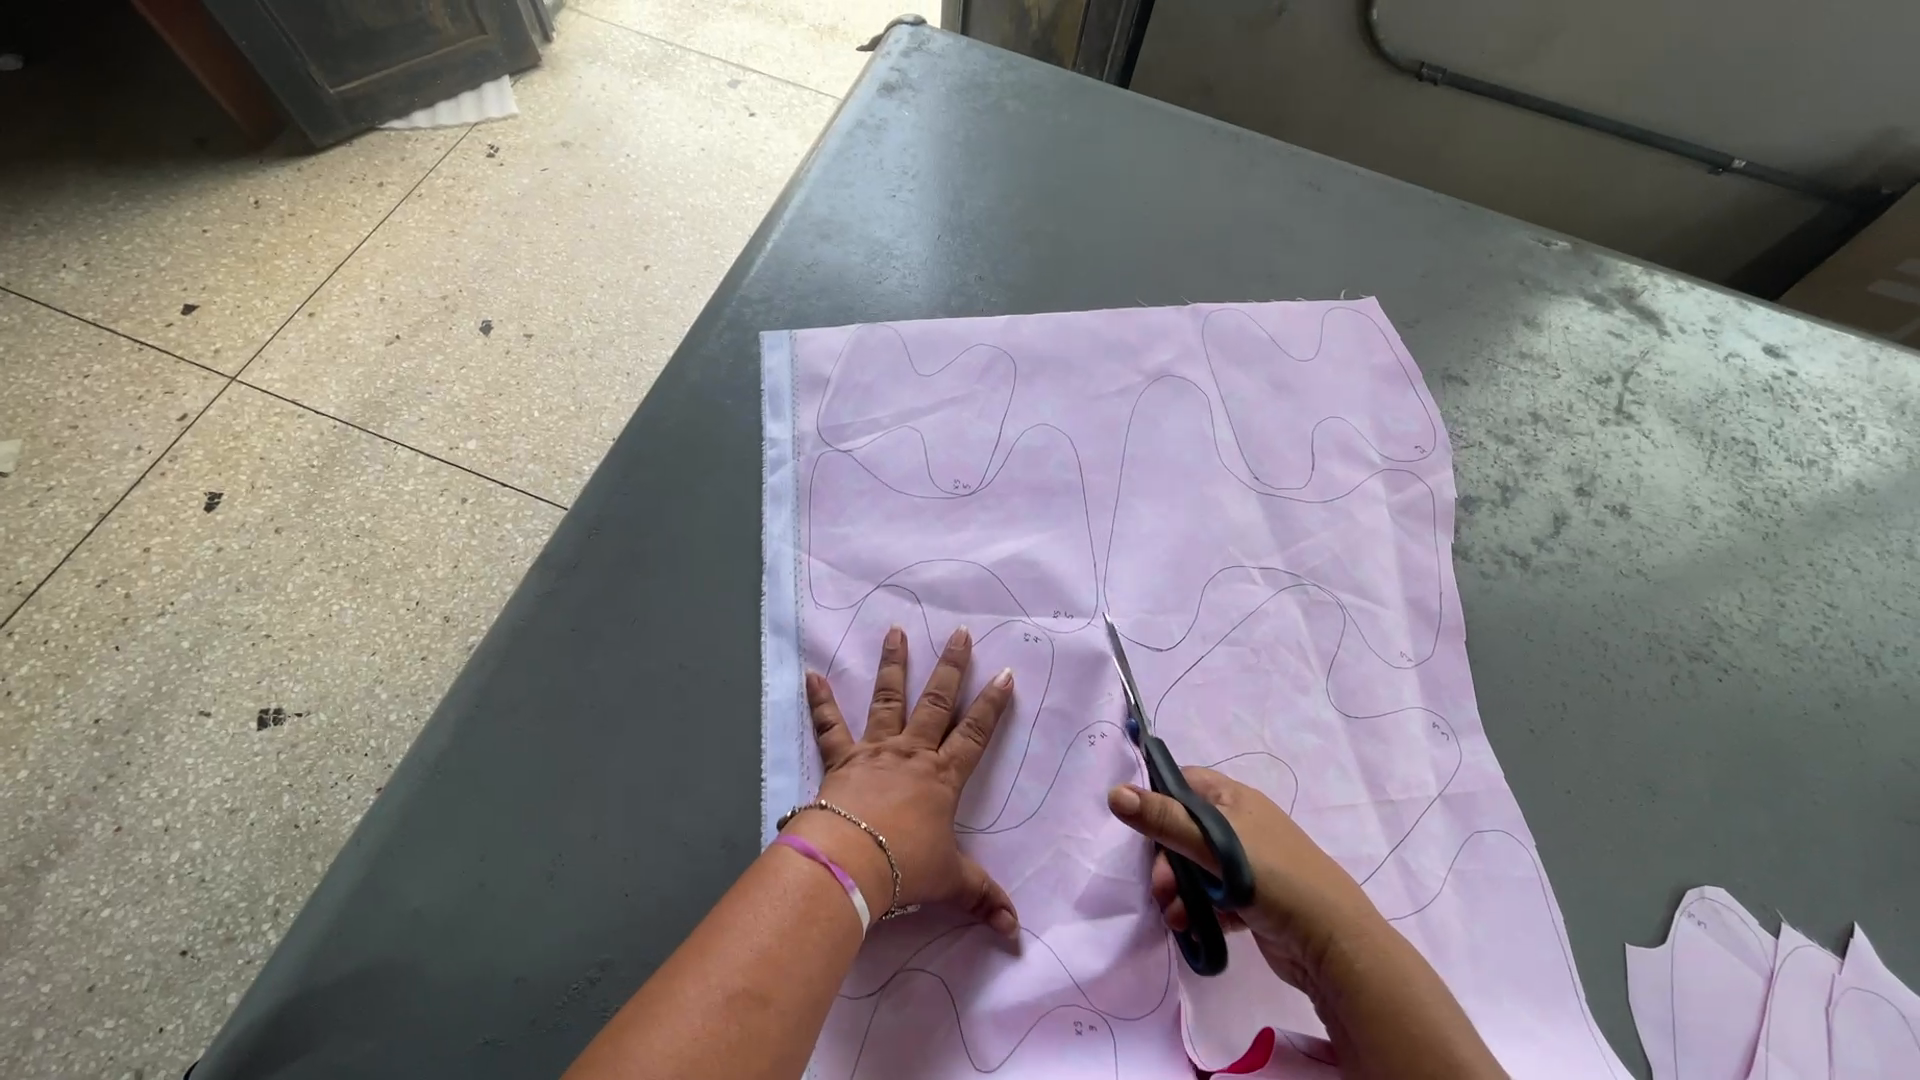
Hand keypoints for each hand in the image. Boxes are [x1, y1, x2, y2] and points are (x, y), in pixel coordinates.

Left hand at [792, 624, 1019, 937]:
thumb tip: (1017, 933)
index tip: (1004, 674)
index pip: (975, 733)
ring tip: (895, 631)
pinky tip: (811, 674)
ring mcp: (874, 751)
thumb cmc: (905, 868)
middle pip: (936, 702)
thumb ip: (983, 899)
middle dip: (951, 667)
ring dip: (893, 665)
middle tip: (960, 633)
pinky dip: (820, 700)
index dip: (992, 704)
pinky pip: (830, 725)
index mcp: (942, 777)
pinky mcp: (840, 759)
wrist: (850, 862)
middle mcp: (911, 753)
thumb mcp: (951, 883)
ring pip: (888, 700)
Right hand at [1107, 767, 1386, 989]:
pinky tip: (1191, 928)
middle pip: (1182, 831)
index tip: (1136, 825)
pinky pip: (1211, 898)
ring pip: (1194, 869)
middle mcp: (1239, 826)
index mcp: (1233, 800)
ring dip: (1177, 891)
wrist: (1333, 943)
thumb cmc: (1272, 877)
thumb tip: (1114, 792)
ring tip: (1175, 916)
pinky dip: (1198, 910)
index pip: (1183, 783)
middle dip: (1164, 860)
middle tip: (1159, 888)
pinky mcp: (1251, 900)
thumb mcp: (1212, 844)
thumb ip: (1162, 820)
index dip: (1156, 799)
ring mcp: (1247, 864)